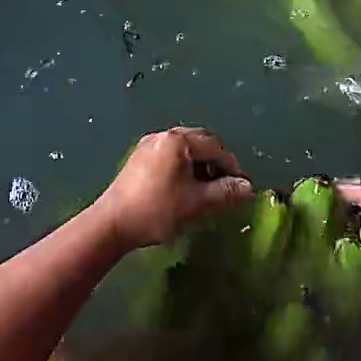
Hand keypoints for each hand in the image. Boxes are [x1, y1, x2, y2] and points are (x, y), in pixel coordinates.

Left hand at [90, 128, 253, 250]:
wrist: (111, 224)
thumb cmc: (157, 210)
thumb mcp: (197, 203)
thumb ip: (226, 192)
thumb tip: (249, 188)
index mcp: (177, 141)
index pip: (215, 146)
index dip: (231, 166)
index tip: (240, 187)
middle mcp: (162, 136)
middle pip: (199, 143)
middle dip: (216, 163)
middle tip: (226, 186)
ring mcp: (147, 146)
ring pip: (184, 150)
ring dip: (200, 166)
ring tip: (206, 190)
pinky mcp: (138, 160)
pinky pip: (169, 157)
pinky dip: (183, 168)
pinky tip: (184, 189)